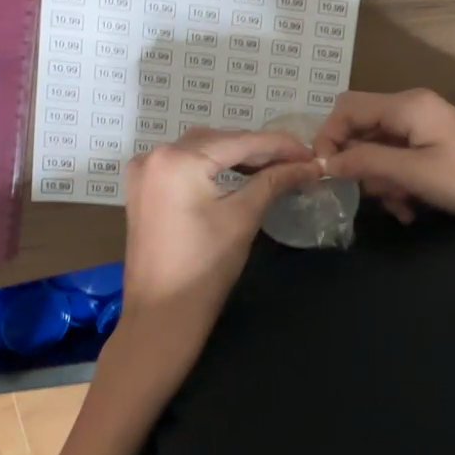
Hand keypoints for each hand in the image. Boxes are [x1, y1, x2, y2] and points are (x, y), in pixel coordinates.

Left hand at [117, 127, 321, 341]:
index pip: (240, 141)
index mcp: (178, 159)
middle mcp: (156, 155)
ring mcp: (144, 172)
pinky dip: (211, 166)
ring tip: (274, 167)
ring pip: (200, 150)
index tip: (312, 152)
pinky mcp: (143, 189)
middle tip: (297, 161)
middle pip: (218, 140)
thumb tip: (310, 165)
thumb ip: (274, 182)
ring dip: (236, 156)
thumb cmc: (205, 267)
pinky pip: (183, 165)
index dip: (280, 145)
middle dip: (258, 149)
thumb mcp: (243, 217)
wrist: (162, 314)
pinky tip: (239, 175)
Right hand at [313, 89, 454, 224]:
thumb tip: (323, 162)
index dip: (327, 138)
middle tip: (366, 197)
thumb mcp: (413, 174)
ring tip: (399, 209)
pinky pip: (401, 163)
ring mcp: (425, 129)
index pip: (346, 109)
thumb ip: (365, 163)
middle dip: (358, 167)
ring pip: (380, 152)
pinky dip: (399, 186)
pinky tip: (409, 211)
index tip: (322, 173)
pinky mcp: (435, 149)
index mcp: (406, 105)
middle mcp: (412, 109)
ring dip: (381, 183)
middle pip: (362, 131)